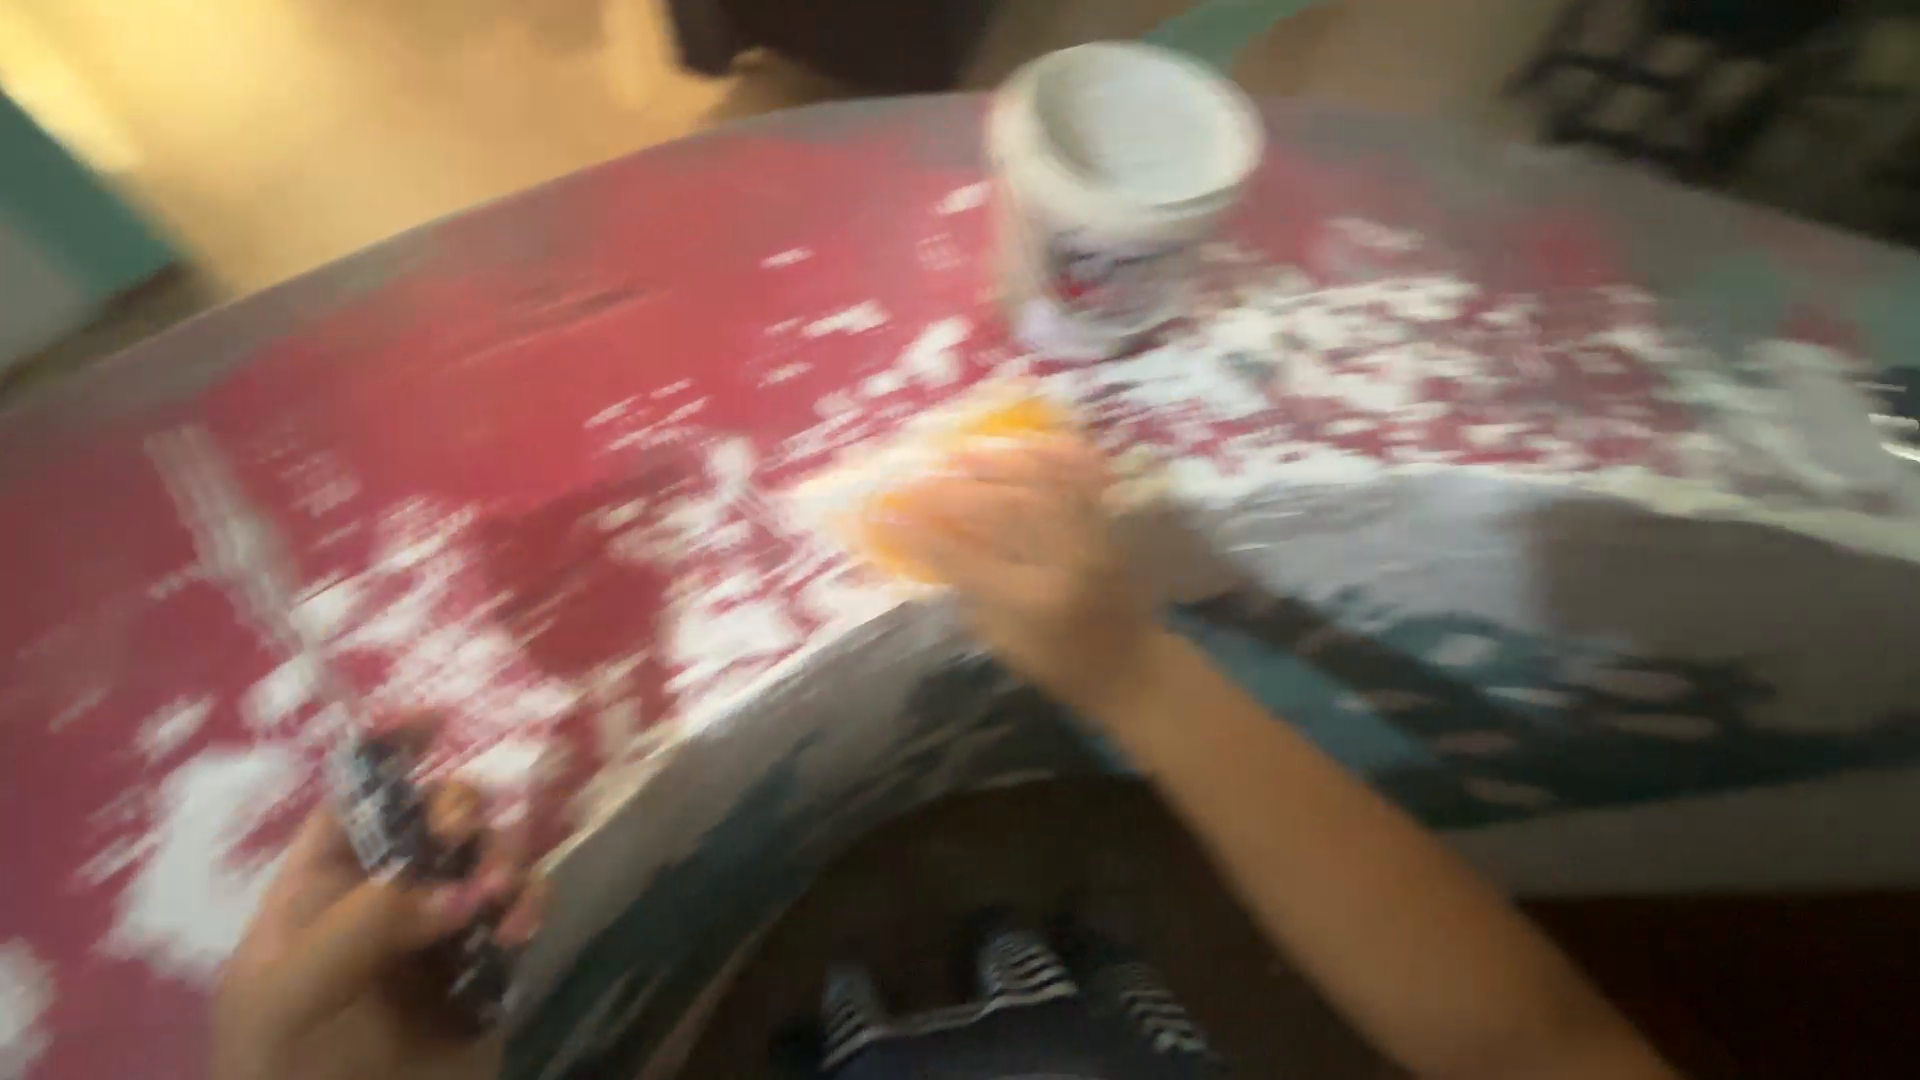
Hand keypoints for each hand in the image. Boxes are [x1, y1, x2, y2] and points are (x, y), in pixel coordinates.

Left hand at [212, 786, 545, 1079]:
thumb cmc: (300, 1076)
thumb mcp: (293, 1002)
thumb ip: (360, 926)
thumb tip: (455, 884)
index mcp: (320, 895)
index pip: (352, 803)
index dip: (387, 756)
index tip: (433, 722)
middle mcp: (389, 894)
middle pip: (436, 815)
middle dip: (458, 813)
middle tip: (462, 838)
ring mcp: (446, 921)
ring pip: (492, 849)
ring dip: (504, 861)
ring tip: (500, 904)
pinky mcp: (495, 947)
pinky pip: (527, 896)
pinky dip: (531, 901)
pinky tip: (522, 930)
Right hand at [873, 436, 1161, 712]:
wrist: (1134, 666)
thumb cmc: (1061, 665)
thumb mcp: (1004, 642)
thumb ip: (971, 593)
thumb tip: (934, 546)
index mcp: (1035, 604)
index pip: (967, 562)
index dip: (923, 536)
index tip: (887, 515)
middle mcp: (1067, 564)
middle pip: (1004, 513)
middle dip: (955, 493)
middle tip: (919, 480)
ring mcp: (1094, 539)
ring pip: (1042, 487)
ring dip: (997, 464)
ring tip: (961, 453)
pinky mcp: (1112, 526)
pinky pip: (1085, 479)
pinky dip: (1057, 455)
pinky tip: (1030, 442)